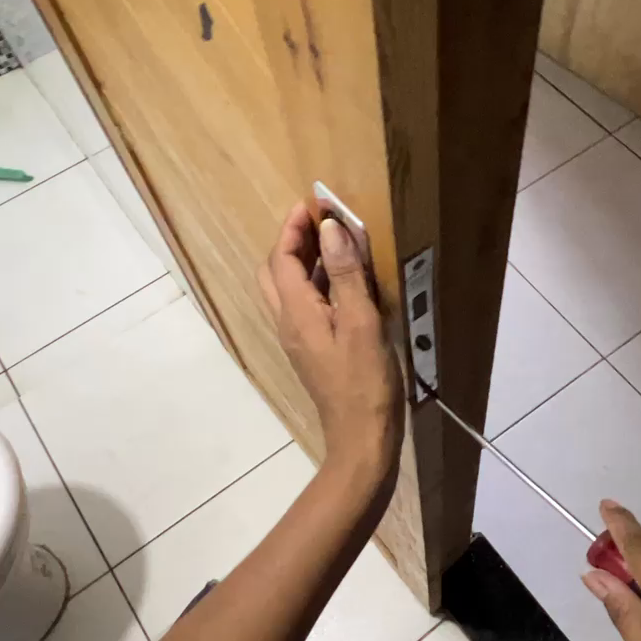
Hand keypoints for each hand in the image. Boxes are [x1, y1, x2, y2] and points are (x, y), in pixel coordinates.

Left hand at [259, 201, 402, 475]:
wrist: (361, 437)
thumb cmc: (364, 381)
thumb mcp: (360, 323)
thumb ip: (345, 274)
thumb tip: (329, 229)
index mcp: (296, 312)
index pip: (281, 258)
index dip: (292, 228)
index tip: (313, 203)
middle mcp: (289, 323)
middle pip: (275, 273)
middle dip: (291, 242)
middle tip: (320, 223)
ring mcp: (300, 340)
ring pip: (289, 290)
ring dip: (304, 262)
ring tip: (335, 245)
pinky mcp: (314, 352)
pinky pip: (306, 307)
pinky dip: (317, 285)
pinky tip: (346, 286)